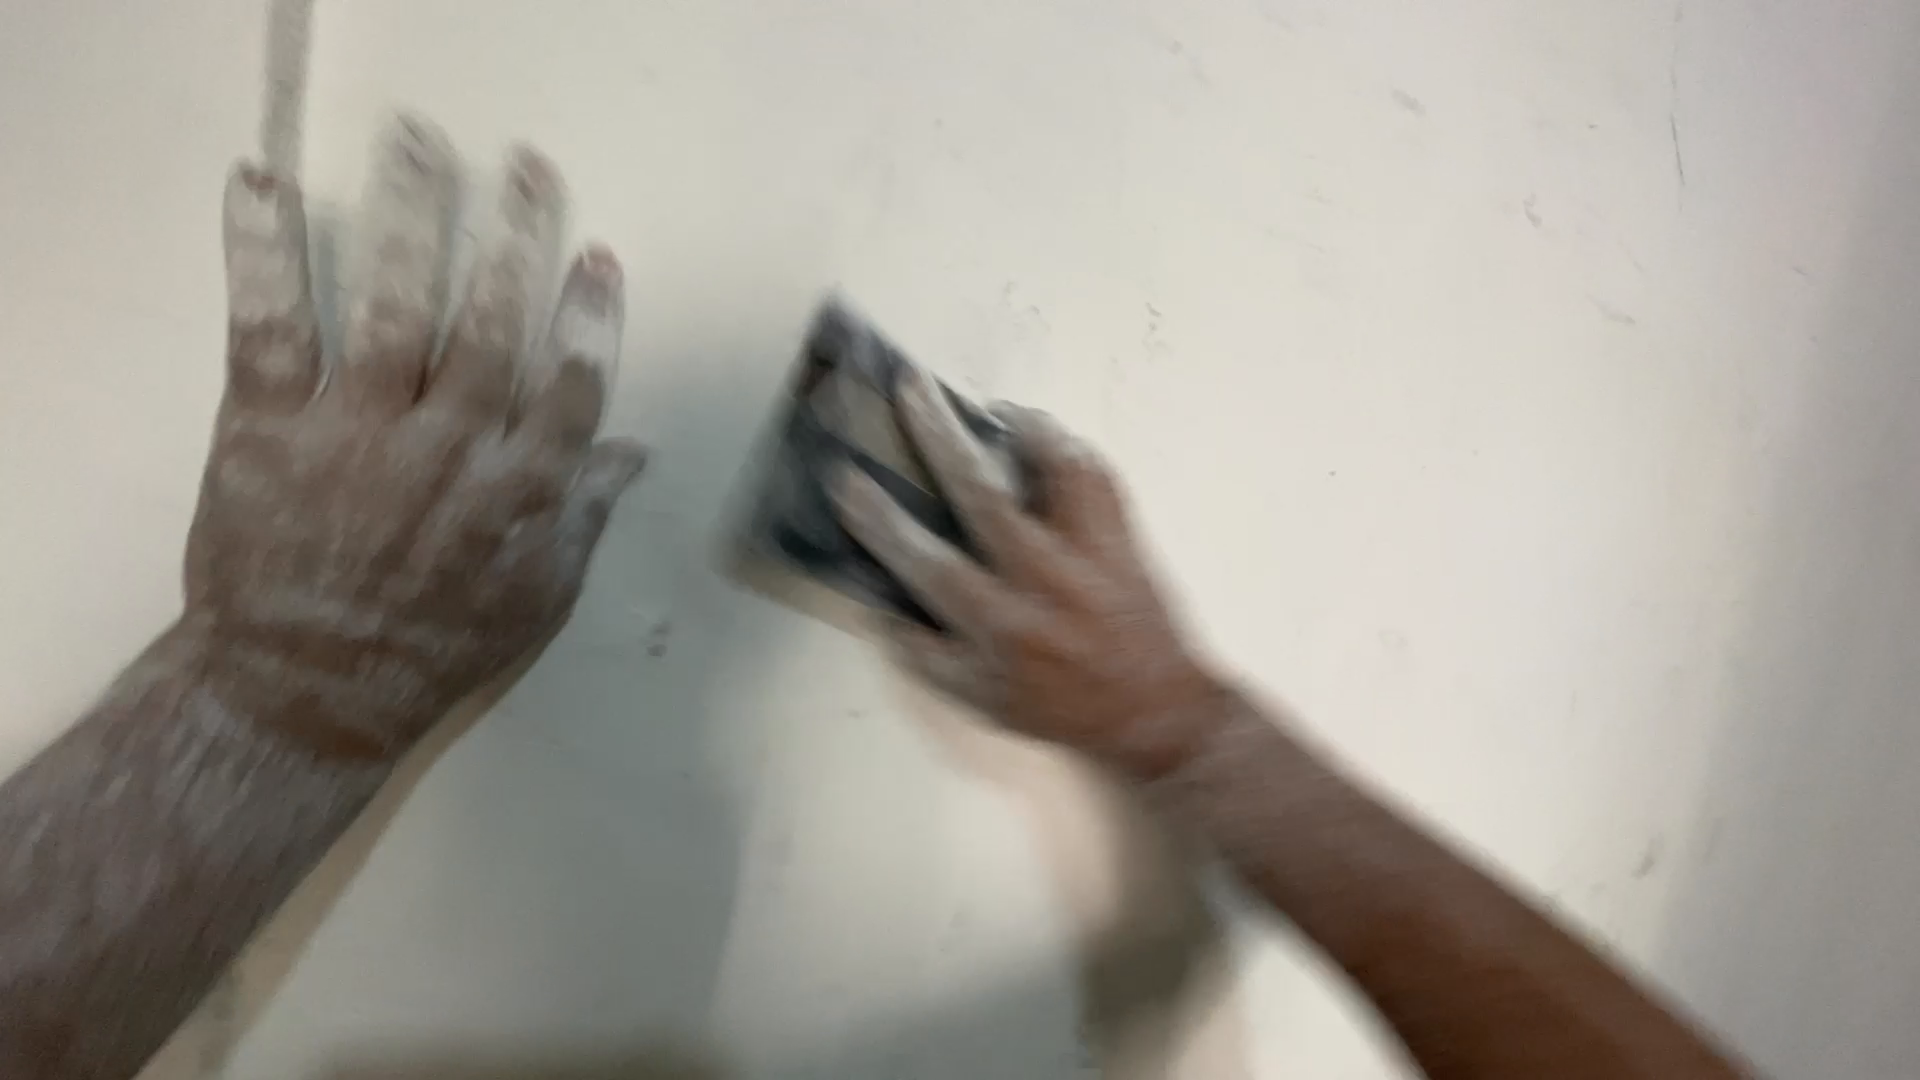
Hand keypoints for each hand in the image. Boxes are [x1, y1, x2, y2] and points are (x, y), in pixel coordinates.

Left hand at [182, 117, 644, 760]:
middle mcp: (452, 447)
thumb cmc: (449, 640)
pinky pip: (267, 330)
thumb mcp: (545, 594)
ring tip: (421, 147)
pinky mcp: (267, 426)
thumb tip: (631, 450)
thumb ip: (584, 514)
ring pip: (394, 311)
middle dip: (515, 246)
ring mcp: (359, 431)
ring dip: (410, 223)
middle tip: (529, 170)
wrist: (314, 684)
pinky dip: (261, 256)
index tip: (598, 259)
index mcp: (522, 491)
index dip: (589, 321)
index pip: (571, 389)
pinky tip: (260, 186)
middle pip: (493, 331)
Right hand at [831, 368, 1227, 779]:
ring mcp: (1089, 550)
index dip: (879, 520)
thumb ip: (925, 654)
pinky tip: (1049, 436)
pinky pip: (1098, 474)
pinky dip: (1071, 445)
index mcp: (998, 622)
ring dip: (1022, 427)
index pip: (925, 561)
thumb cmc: (1061, 706)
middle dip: (939, 435)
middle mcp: (1041, 577)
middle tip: (911, 388)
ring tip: (995, 407)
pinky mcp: (1124, 535)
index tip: (847, 479)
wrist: (1156, 708)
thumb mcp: (981, 700)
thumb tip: (882, 604)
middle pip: (982, 492)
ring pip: (1055, 467)